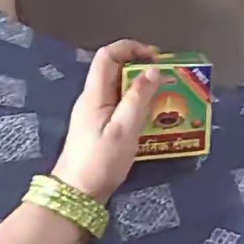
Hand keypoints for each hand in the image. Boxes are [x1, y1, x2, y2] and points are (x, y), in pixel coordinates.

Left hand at [50, 40, 162, 202]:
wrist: (77, 195)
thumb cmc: (101, 161)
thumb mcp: (124, 129)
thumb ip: (138, 98)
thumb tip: (153, 70)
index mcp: (94, 94)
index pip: (108, 55)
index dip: (130, 48)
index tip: (155, 57)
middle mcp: (92, 99)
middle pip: (114, 70)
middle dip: (140, 68)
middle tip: (166, 77)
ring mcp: (94, 113)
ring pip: (118, 88)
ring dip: (141, 87)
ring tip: (164, 96)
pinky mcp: (98, 128)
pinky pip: (119, 105)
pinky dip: (136, 104)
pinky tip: (151, 117)